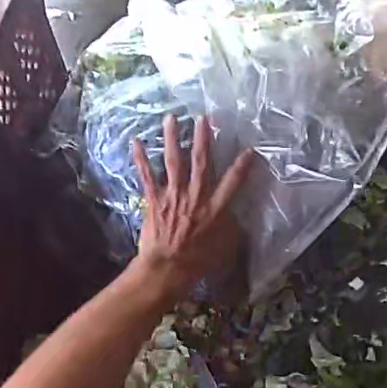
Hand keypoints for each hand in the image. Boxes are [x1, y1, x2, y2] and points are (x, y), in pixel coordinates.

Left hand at [129, 113, 257, 302]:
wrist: (166, 269)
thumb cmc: (197, 262)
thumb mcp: (223, 247)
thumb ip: (229, 227)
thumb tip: (234, 216)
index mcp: (214, 209)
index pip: (233, 183)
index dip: (242, 166)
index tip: (249, 150)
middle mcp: (195, 197)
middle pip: (200, 162)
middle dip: (202, 139)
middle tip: (203, 118)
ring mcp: (173, 196)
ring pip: (173, 162)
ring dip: (172, 138)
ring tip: (171, 118)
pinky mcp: (154, 200)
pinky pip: (147, 175)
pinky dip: (141, 158)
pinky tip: (136, 142)